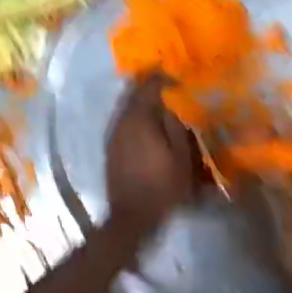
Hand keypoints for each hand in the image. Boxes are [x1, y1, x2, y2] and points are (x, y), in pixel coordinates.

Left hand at [104, 78, 199, 234]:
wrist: (131, 214)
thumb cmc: (162, 187)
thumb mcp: (180, 159)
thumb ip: (176, 127)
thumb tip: (171, 105)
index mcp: (139, 118)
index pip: (148, 86)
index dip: (162, 78)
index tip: (178, 79)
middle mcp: (122, 119)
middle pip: (134, 93)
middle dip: (150, 86)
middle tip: (169, 86)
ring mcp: (113, 132)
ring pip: (127, 106)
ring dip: (143, 101)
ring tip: (162, 104)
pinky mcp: (111, 144)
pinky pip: (124, 120)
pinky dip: (137, 115)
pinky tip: (149, 125)